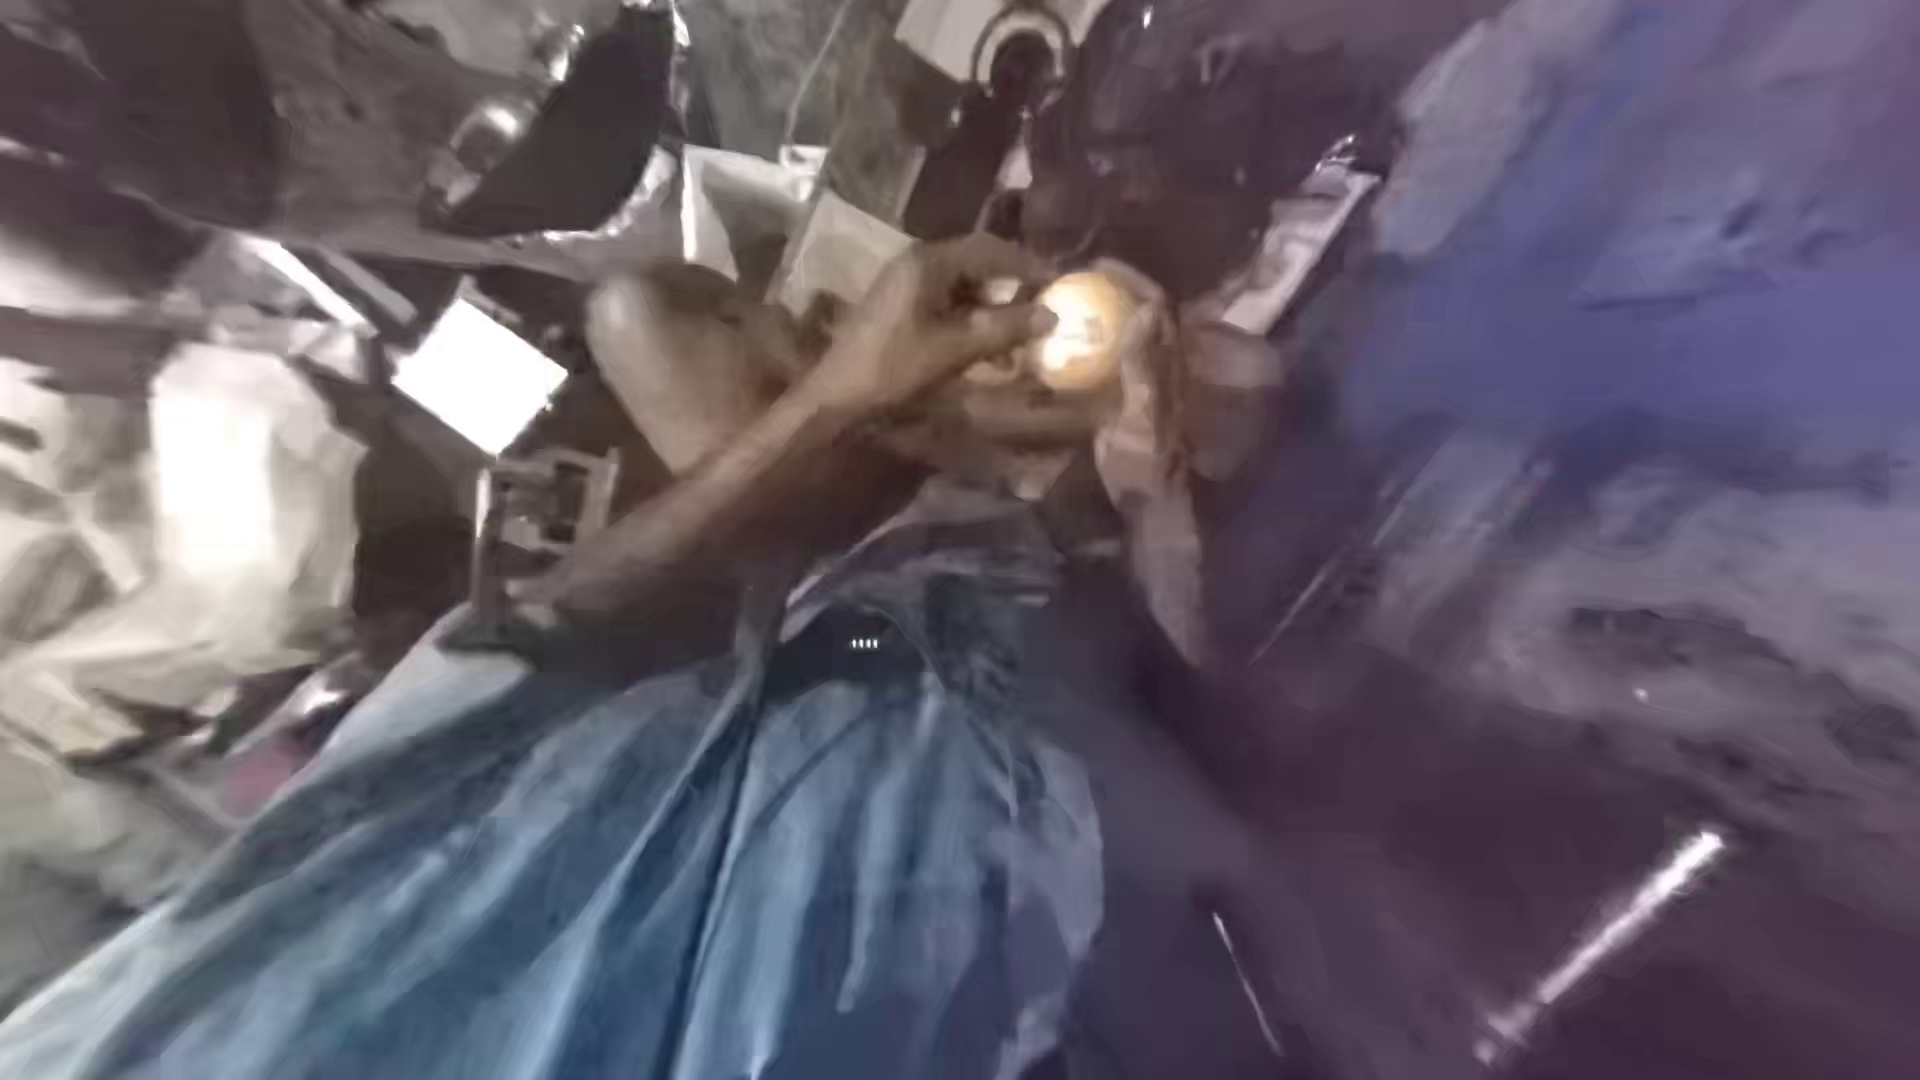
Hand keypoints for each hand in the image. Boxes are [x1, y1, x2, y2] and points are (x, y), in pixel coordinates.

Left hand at [805, 235, 1056, 415]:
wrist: (837, 396)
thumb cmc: (895, 368)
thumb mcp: (955, 349)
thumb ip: (1004, 328)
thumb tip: (1051, 314)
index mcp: (929, 262)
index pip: (990, 249)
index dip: (1027, 265)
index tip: (1057, 283)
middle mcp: (917, 263)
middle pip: (977, 265)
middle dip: (1011, 290)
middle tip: (1039, 312)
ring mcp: (905, 285)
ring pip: (962, 288)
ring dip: (991, 311)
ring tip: (1015, 340)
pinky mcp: (900, 308)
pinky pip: (946, 306)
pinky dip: (969, 323)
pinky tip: (984, 349)